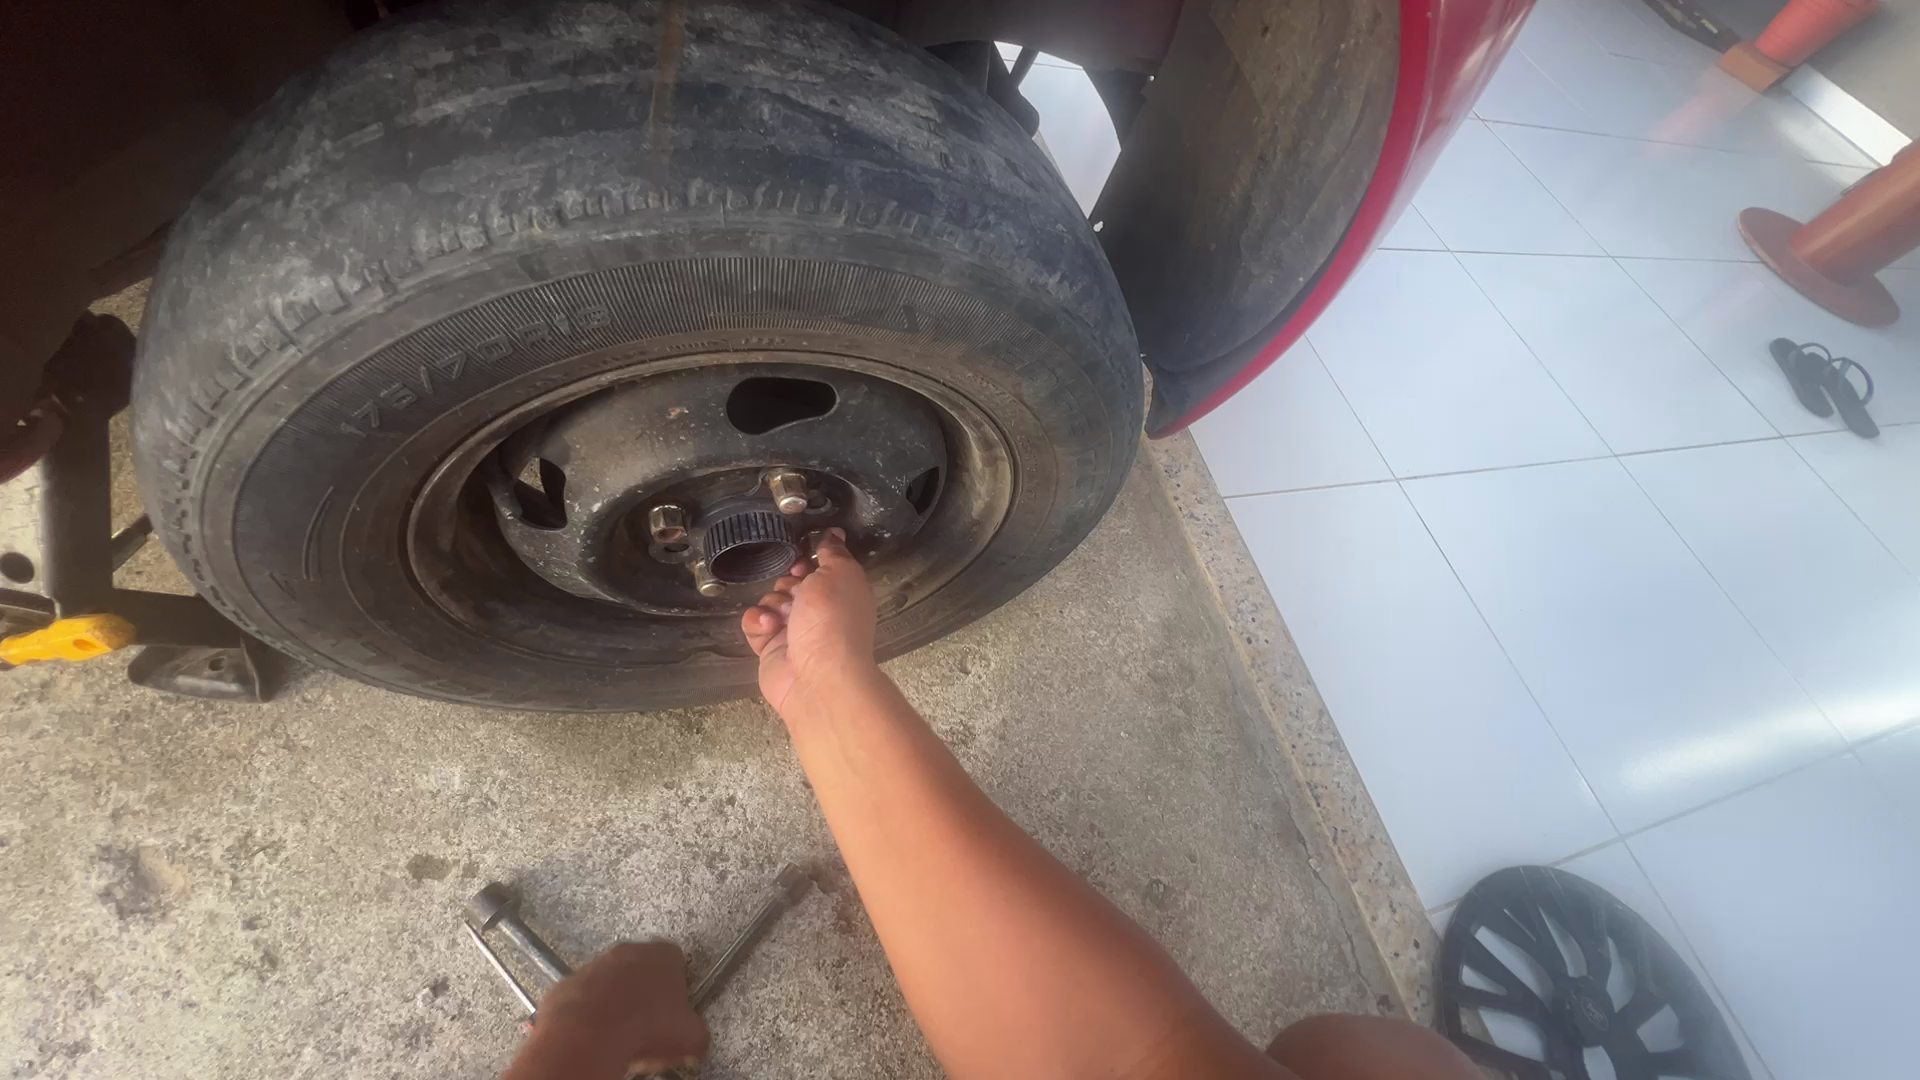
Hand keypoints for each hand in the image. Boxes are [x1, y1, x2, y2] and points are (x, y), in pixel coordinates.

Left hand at [503, 941, 707, 1079]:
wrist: (590, 1036)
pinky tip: (589, 1039)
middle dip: (642, 994)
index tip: (672, 1015)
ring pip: (608, 982)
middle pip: (641, 969)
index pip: (677, 963)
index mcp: (665, 954)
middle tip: (643, 1026)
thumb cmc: (645, 1027)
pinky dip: (583, 1015)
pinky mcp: (566, 985)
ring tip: (614, 1037)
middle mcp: (631, 951)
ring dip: (612, 1003)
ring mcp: (596, 965)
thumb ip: (698, 1035)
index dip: (676, 990)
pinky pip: (579, 999)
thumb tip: (698, 1044)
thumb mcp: (689, 1037)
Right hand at [740, 528, 877, 712]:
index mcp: (842, 592)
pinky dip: (758, 623)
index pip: (819, 568)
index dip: (807, 562)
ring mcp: (795, 631)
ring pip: (769, 600)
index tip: (804, 565)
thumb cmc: (834, 622)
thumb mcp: (839, 572)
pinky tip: (770, 629)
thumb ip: (834, 551)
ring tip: (784, 617)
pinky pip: (754, 623)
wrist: (817, 675)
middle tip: (796, 596)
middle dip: (787, 584)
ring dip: (773, 604)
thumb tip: (834, 534)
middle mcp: (820, 612)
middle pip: (790, 582)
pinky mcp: (771, 647)